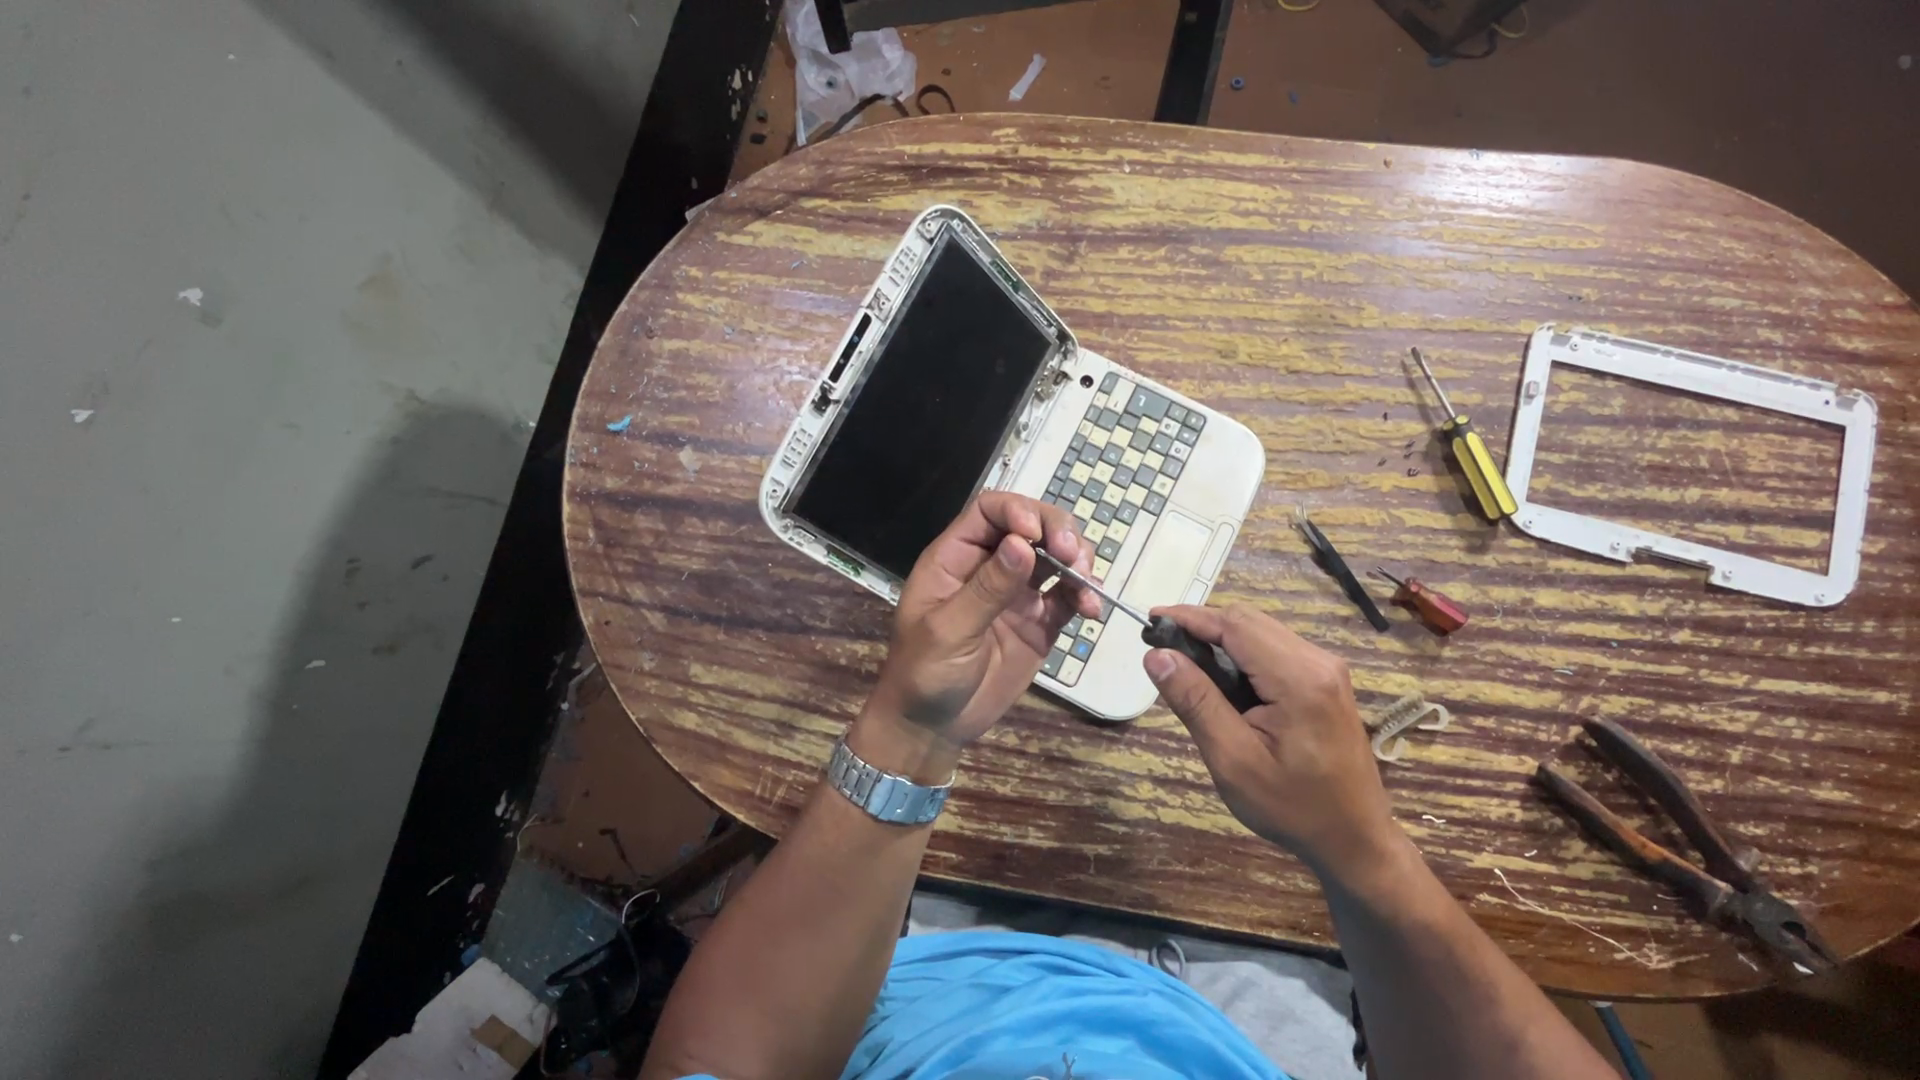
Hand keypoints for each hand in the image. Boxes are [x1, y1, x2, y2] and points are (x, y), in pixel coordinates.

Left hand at [852, 492, 1101, 780]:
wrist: (933, 727)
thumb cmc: (923, 674)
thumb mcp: (948, 631)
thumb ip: (986, 589)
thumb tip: (1023, 545)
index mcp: (956, 558)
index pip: (989, 511)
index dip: (1017, 511)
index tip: (1036, 535)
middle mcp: (990, 567)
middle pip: (1031, 525)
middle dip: (1058, 531)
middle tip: (1074, 556)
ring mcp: (1018, 594)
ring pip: (1056, 557)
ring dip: (1078, 561)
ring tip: (1087, 584)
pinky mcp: (1039, 623)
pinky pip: (1068, 597)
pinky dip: (1085, 596)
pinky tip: (1092, 610)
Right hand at [1142, 604, 1402, 879]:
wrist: (1355, 839)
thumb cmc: (1292, 807)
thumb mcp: (1232, 759)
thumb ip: (1195, 701)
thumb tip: (1157, 655)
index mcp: (1298, 678)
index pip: (1234, 625)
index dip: (1189, 617)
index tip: (1149, 620)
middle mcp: (1318, 661)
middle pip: (1248, 621)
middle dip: (1202, 626)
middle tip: (1161, 650)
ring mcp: (1326, 669)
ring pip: (1261, 631)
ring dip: (1221, 639)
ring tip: (1185, 666)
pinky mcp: (1326, 681)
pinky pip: (1275, 649)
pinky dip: (1241, 653)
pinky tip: (1221, 681)